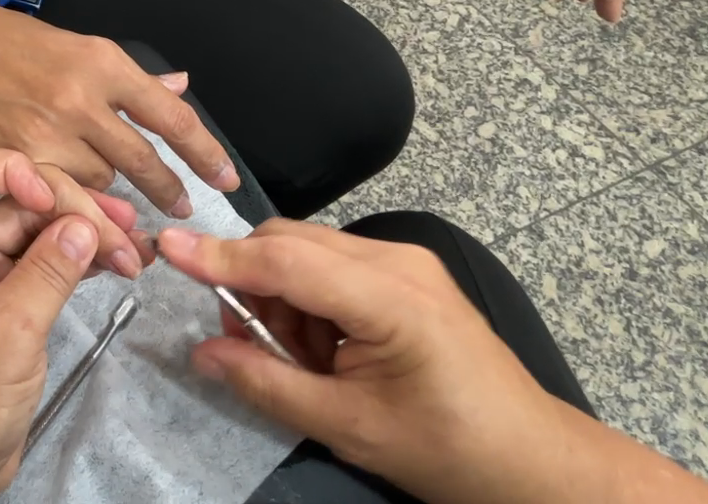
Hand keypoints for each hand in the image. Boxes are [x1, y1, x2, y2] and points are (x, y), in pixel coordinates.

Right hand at [0, 0, 239, 261]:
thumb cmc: (13, 37)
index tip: (225, 178)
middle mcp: (79, 100)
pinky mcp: (13, 157)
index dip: (205, 152)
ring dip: (109, 186)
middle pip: (142, 161)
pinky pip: (59, 194)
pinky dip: (74, 199)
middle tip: (182, 208)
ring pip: (100, 181)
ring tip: (101, 180)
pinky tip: (80, 204)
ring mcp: (44, 133)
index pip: (169, 116)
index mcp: (102, 63)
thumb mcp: (78, 44)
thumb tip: (179, 89)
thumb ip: (130, 78)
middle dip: (168, 190)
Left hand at [0, 150, 147, 503]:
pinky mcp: (12, 303)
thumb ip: (49, 270)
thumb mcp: (10, 328)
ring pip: (40, 233)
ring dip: (86, 233)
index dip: (16, 171)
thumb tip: (84, 225)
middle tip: (125, 233)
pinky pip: (48, 265)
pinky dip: (81, 261)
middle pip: (20, 201)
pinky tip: (116, 263)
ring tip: (137, 245)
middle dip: (73, 208)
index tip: (56, 199)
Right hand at [154, 221, 570, 503]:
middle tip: (244, 343)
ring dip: (278, 297)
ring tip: (299, 359)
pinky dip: (305, 299)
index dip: (220, 257)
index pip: (284, 261)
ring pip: (301, 250)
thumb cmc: (451, 450)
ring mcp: (401, 259)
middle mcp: (394, 259)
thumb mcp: (351, 429)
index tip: (165, 246)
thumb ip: (267, 385)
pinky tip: (323, 347)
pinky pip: (326, 263)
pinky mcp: (402, 269)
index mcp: (391, 299)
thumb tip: (201, 353)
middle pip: (287, 243)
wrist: (541, 464)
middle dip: (250, 285)